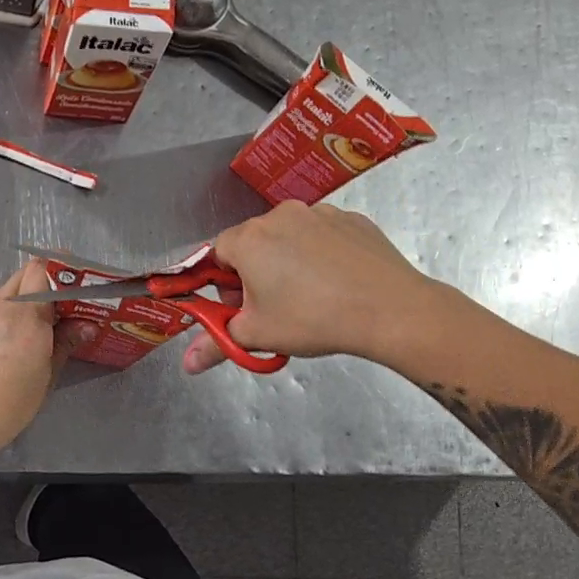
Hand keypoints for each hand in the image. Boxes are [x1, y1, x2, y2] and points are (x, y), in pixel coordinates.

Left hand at [0, 261, 92, 461]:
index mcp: (25, 316)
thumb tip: (87, 324)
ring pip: (11, 290)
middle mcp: (1, 307)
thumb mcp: (48, 374)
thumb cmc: (12, 403)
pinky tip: (22, 335)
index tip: (80, 283)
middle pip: (26, 275)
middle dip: (49, 282)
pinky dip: (14, 310)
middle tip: (68, 304)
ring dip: (30, 297)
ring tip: (47, 322)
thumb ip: (66, 342)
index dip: (62, 271)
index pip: (42, 271)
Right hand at [183, 201, 451, 373]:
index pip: (216, 253)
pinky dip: (320, 255)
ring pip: (288, 238)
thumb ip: (215, 345)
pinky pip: (322, 236)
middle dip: (253, 272)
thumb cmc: (312, 319)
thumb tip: (187, 365)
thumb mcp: (256, 336)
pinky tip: (335, 284)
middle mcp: (280, 216)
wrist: (391, 310)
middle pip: (251, 242)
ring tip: (307, 297)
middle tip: (270, 307)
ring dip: (286, 262)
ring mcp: (320, 213)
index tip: (237, 306)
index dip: (222, 282)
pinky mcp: (352, 220)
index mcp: (249, 239)